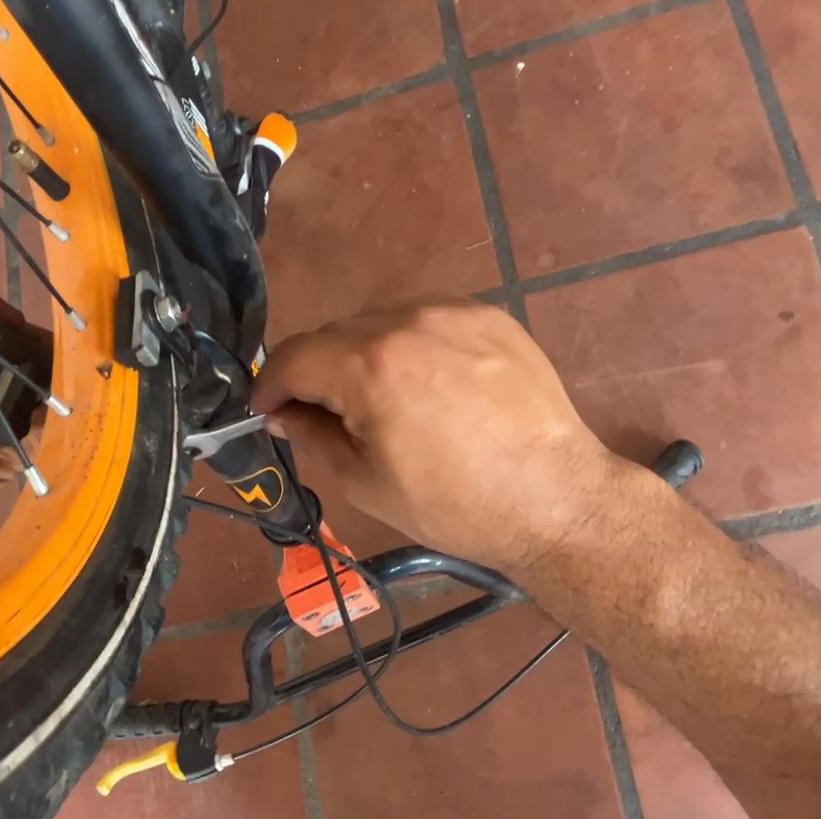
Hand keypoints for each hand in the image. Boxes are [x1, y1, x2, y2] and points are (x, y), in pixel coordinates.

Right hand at [250, 299, 633, 572]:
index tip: (267, 410)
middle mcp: (409, 320)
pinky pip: (428, 323)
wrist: (553, 499)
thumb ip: (314, 436)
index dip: (270, 385)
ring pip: (382, 323)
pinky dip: (410, 348)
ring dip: (364, 356)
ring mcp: (455, 312)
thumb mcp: (366, 482)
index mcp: (371, 364)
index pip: (295, 356)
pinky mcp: (491, 318)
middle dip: (317, 373)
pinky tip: (428, 387)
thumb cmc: (453, 505)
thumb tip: (285, 412)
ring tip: (381, 403)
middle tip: (322, 415)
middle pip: (337, 334)